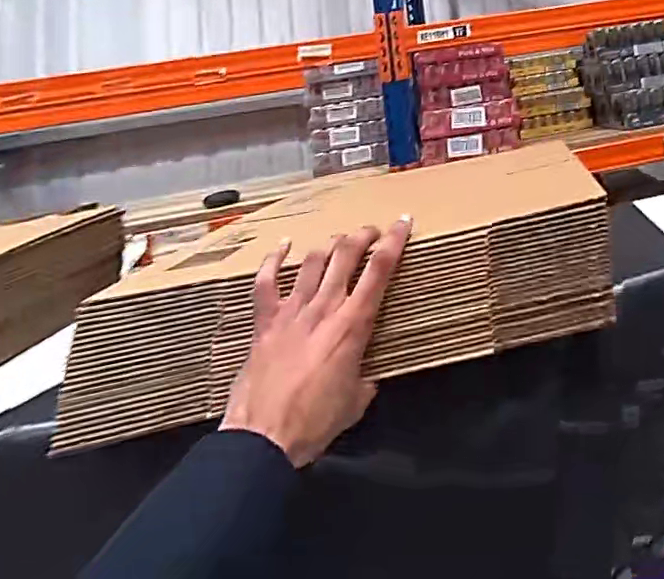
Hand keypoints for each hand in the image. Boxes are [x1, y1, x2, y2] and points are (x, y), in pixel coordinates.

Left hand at [220, 217, 410, 466]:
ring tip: (341, 241)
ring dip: (330, 244)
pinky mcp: (264, 325)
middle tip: (374, 231)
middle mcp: (325, 308)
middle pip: (346, 254)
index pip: (380, 269)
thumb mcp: (357, 399)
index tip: (404, 222)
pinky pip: (265, 284)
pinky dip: (274, 260)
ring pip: (313, 261)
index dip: (395, 240)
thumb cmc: (315, 422)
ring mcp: (291, 313)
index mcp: (354, 323)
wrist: (260, 442)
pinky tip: (283, 246)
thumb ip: (366, 376)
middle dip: (364, 235)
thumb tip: (366, 374)